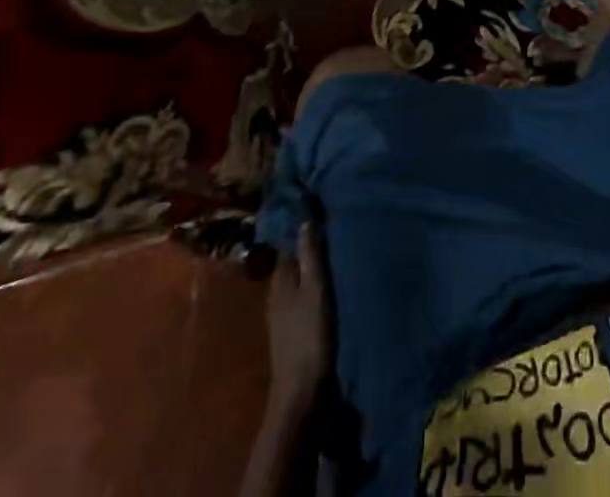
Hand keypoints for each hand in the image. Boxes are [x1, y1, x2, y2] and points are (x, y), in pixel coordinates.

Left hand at [266, 222, 330, 416]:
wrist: (301, 392)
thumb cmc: (310, 336)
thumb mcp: (315, 291)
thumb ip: (310, 257)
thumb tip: (304, 220)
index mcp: (280, 279)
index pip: (287, 245)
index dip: (301, 230)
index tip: (320, 216)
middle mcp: (275, 293)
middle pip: (291, 263)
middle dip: (306, 250)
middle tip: (331, 235)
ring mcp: (281, 315)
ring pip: (296, 283)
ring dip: (310, 272)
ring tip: (334, 261)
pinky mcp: (290, 332)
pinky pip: (300, 300)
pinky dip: (312, 292)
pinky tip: (327, 294)